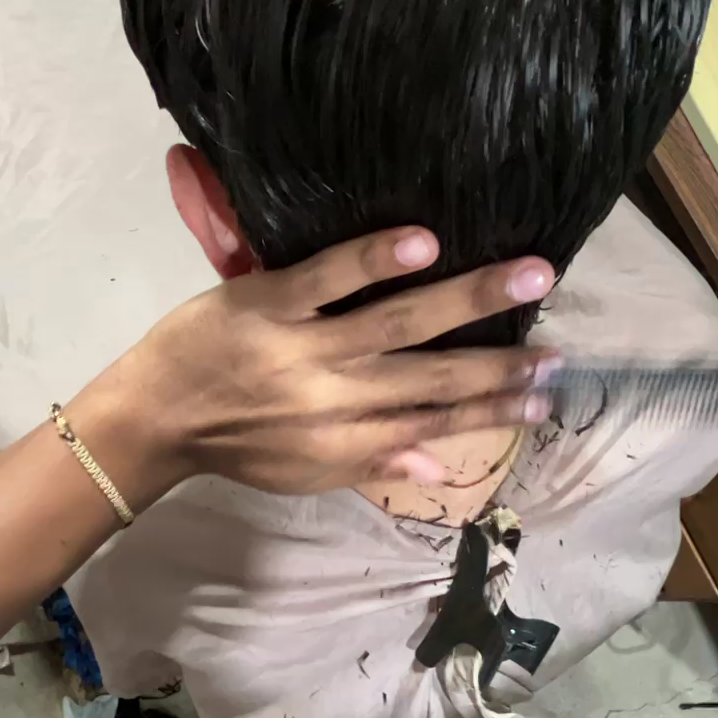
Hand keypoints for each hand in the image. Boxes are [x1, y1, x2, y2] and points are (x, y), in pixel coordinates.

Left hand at [66, 227, 558, 499]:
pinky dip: (374, 260)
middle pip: (435, 378)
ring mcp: (304, 349)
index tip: (545, 400)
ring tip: (531, 275)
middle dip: (502, 363)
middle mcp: (339, 399)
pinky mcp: (266, 304)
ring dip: (469, 300)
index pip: (436, 425)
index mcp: (349, 442)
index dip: (493, 413)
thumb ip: (373, 464)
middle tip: (561, 343)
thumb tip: (439, 465)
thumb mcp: (305, 474)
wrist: (156, 421)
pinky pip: (326, 278)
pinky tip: (426, 243)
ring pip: (398, 323)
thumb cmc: (236, 447)